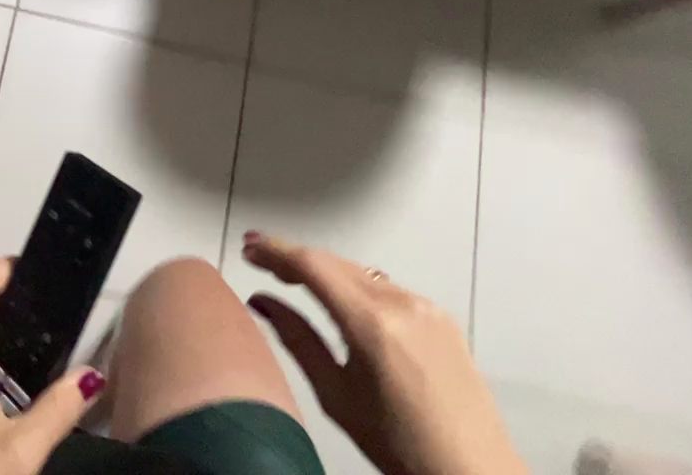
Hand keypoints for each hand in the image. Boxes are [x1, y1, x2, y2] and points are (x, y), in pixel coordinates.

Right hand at [242, 232, 525, 474]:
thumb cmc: (397, 445)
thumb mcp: (335, 395)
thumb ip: (296, 338)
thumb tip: (260, 299)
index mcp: (371, 322)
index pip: (312, 265)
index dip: (275, 251)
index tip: (248, 246)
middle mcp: (402, 302)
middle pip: (335, 262)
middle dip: (295, 256)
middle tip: (258, 256)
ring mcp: (427, 307)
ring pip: (360, 272)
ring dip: (324, 269)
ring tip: (292, 275)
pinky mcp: (443, 318)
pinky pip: (386, 287)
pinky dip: (354, 284)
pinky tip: (340, 298)